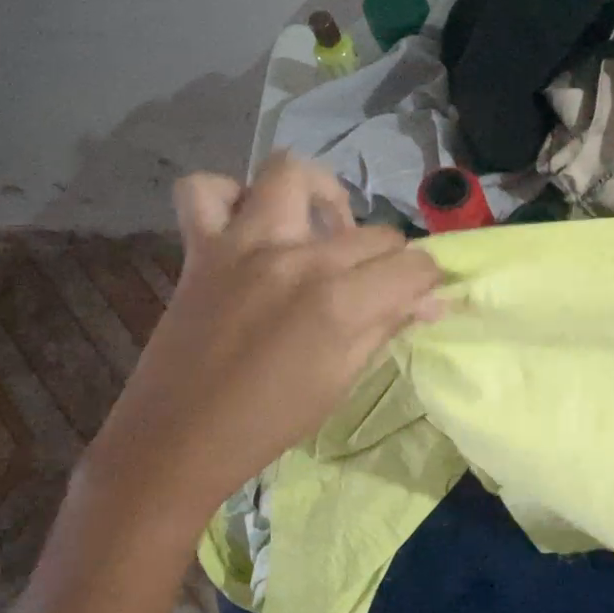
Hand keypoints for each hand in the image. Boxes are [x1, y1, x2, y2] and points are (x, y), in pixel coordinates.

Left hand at [79, 152, 441, 528]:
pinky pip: (205, 190)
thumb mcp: (343, 379)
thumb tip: (432, 303)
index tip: (422, 299)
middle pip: (374, 232)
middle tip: (380, 288)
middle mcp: (297, 260)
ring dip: (320, 196)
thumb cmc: (272, 421)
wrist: (181, 438)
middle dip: (392, 259)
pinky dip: (231, 196)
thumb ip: (387, 326)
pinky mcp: (201, 248)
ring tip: (324, 232)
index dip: (428, 282)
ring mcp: (244, 245)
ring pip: (292, 174)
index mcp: (339, 303)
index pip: (413, 266)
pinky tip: (250, 226)